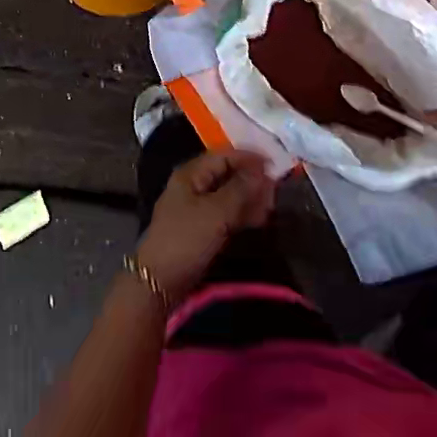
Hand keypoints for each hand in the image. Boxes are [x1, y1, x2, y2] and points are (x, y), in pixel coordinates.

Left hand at [136, 151, 276, 299]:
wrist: (160, 281)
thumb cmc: (187, 239)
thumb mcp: (216, 212)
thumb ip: (240, 189)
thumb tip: (262, 170)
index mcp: (190, 174)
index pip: (223, 156)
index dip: (248, 158)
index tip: (275, 164)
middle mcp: (192, 185)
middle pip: (225, 174)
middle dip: (251, 179)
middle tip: (276, 189)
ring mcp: (195, 207)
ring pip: (227, 195)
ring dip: (248, 197)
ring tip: (271, 205)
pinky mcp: (200, 228)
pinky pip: (225, 213)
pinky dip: (241, 213)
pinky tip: (259, 220)